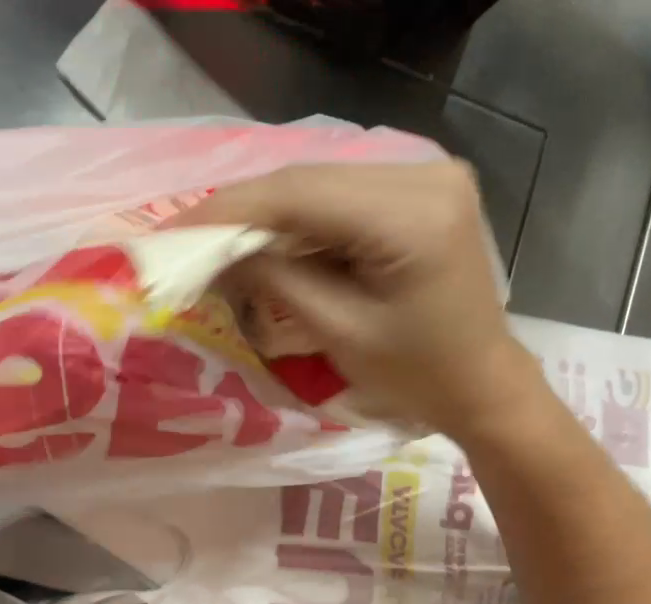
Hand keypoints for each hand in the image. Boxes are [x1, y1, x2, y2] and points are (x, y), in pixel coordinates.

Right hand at [170, 161, 529, 430]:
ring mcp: (426, 174)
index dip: (227, 211)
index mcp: (412, 216)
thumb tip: (214, 251)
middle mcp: (425, 174)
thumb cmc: (415, 375)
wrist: (480, 382)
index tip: (170, 232)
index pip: (299, 196)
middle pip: (307, 181)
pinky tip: (264, 239)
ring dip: (264, 213)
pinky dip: (297, 218)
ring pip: (318, 183)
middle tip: (181, 238)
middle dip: (239, 211)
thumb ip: (274, 280)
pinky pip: (340, 194)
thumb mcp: (337, 331)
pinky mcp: (420, 187)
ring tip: (213, 241)